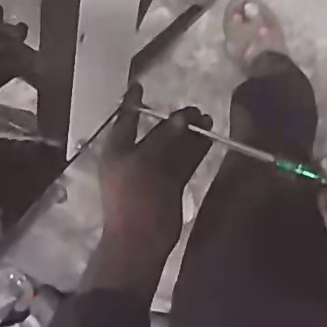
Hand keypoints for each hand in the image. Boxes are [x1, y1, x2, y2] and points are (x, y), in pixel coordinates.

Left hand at [82, 94, 210, 294]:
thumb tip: (182, 118)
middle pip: (156, 132)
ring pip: (172, 147)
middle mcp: (134, 157)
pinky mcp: (170, 185)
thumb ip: (163, 138)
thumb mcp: (144, 163)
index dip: (133, 102)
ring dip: (189, 134)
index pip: (126, 119)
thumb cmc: (134, 198)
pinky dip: (195, 151)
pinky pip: (183, 162)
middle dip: (174, 120)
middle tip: (196, 109)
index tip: (140, 85)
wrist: (139, 240)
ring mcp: (153, 172)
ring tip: (208, 119)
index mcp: (118, 150)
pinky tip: (209, 139)